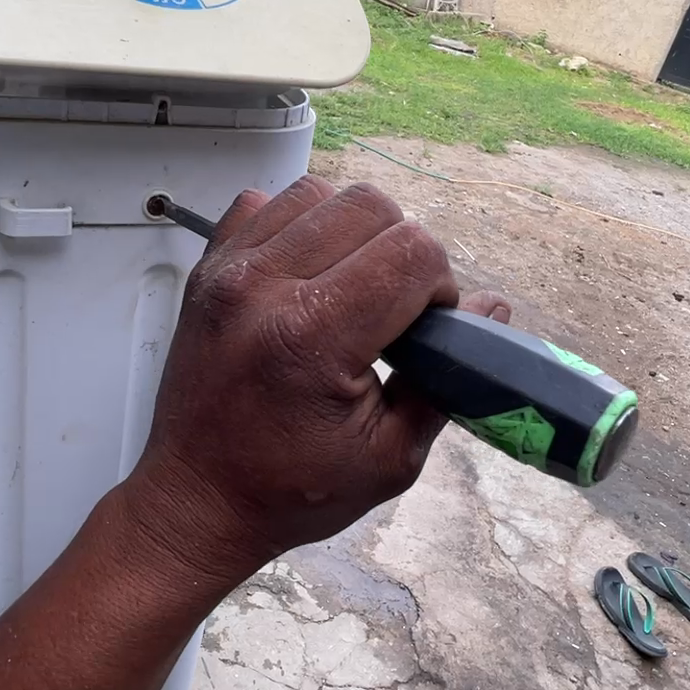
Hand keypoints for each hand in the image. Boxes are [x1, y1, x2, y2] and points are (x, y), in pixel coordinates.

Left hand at [122, 175, 509, 582]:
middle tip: (390, 307)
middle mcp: (263, 285)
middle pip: (369, 206)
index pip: (411, 252)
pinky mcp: (207, 267)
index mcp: (312, 334)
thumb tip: (492, 306)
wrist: (197, 497)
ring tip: (348, 284)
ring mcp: (227, 269)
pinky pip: (264, 204)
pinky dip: (296, 224)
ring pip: (319, 192)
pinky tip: (302, 272)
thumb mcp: (389, 459)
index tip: (423, 328)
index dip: (439, 287)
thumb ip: (446, 379)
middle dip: (401, 251)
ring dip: (350, 230)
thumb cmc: (289, 489)